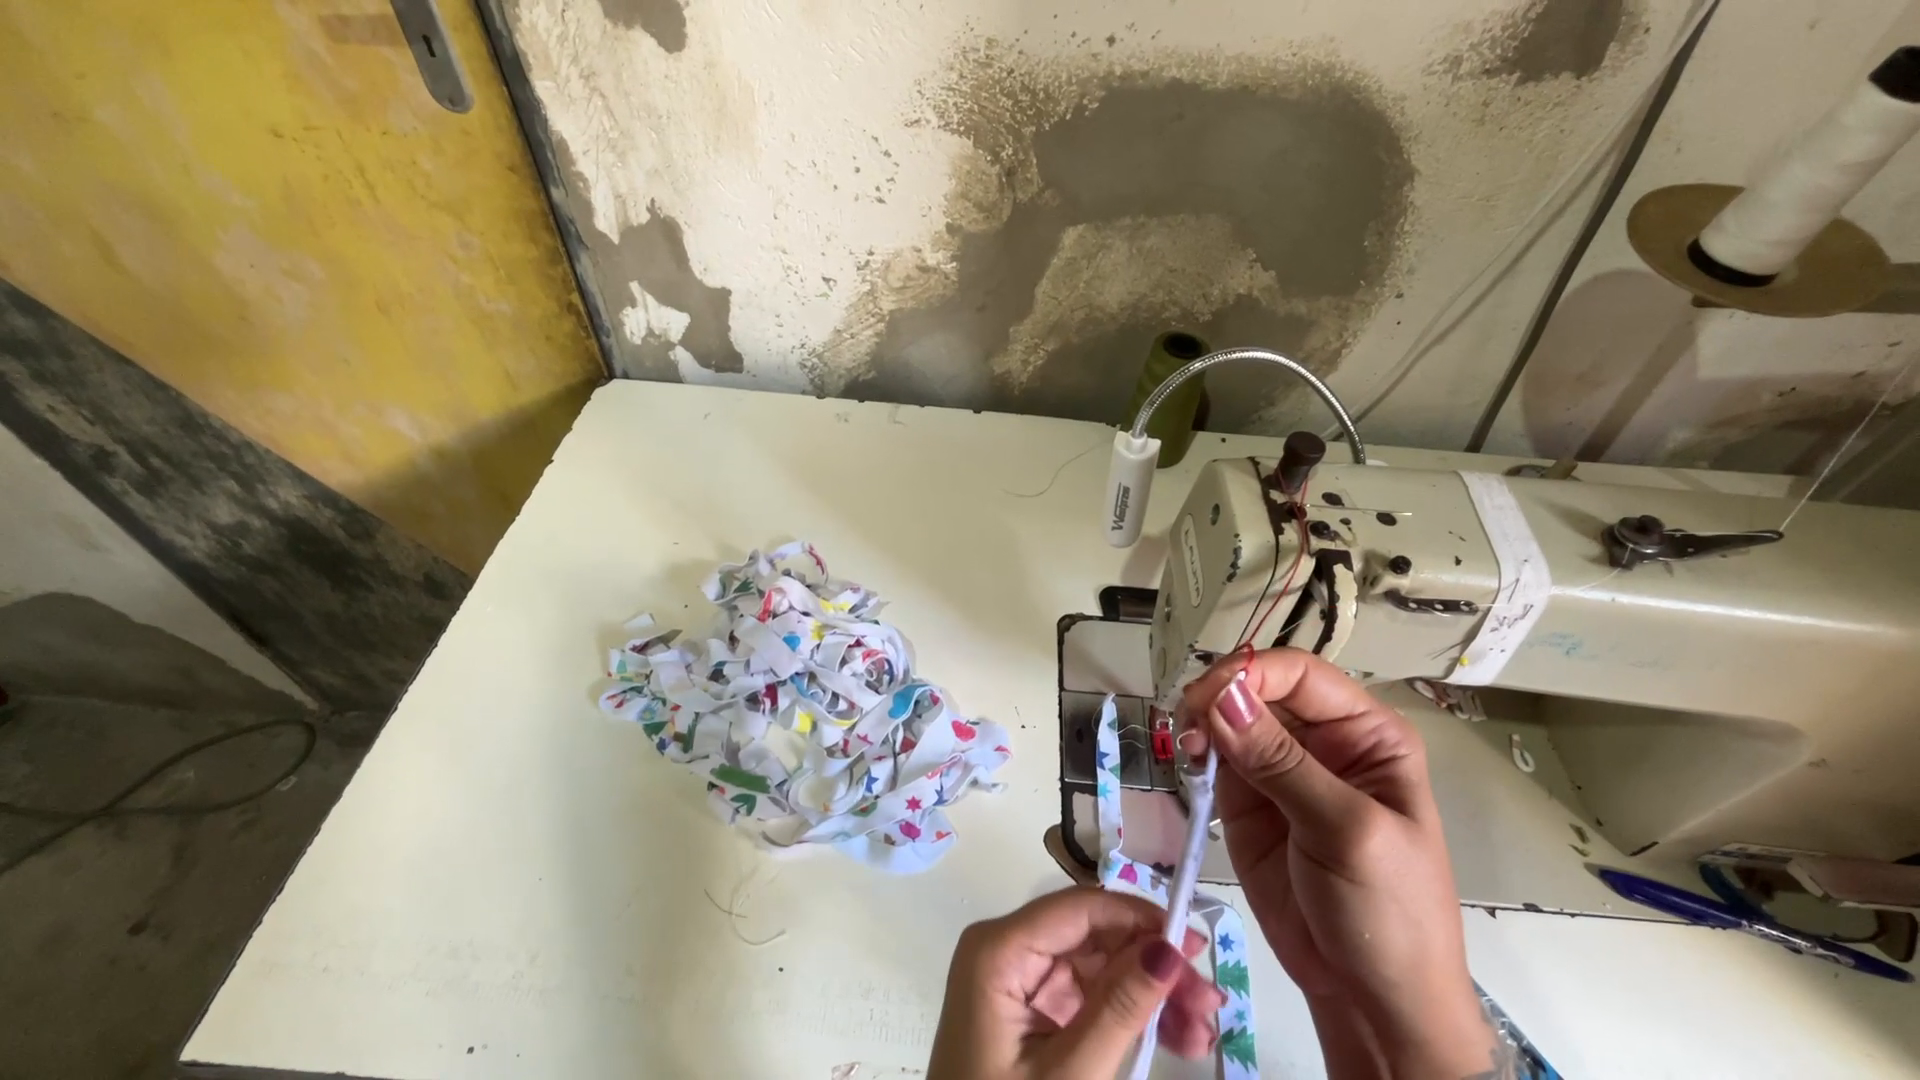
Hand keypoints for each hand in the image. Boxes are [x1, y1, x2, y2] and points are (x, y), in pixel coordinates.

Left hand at [928, 887, 1225, 1079]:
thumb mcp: (1069, 1074)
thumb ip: (1120, 1008)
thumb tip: (1169, 949)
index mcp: (999, 950)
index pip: (1080, 909)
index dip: (1141, 918)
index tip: (1197, 947)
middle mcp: (1007, 949)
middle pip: (1094, 935)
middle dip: (1154, 964)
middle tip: (1211, 1002)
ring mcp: (1019, 978)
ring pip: (1100, 964)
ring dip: (1151, 993)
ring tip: (1203, 1030)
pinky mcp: (1032, 1008)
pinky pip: (1090, 995)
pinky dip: (1130, 1013)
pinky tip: (1175, 1037)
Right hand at [1180, 649, 1496, 1078]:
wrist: (1370, 996)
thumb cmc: (1387, 911)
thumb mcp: (1345, 830)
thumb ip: (1281, 762)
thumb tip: (1221, 695)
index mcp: (1366, 734)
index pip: (1301, 676)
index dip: (1253, 674)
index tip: (1207, 697)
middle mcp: (1322, 741)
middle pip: (1259, 690)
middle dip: (1218, 697)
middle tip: (1185, 724)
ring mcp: (1280, 771)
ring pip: (1229, 720)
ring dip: (1200, 722)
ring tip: (1184, 747)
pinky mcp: (1246, 802)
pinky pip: (1214, 759)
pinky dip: (1194, 753)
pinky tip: (1186, 762)